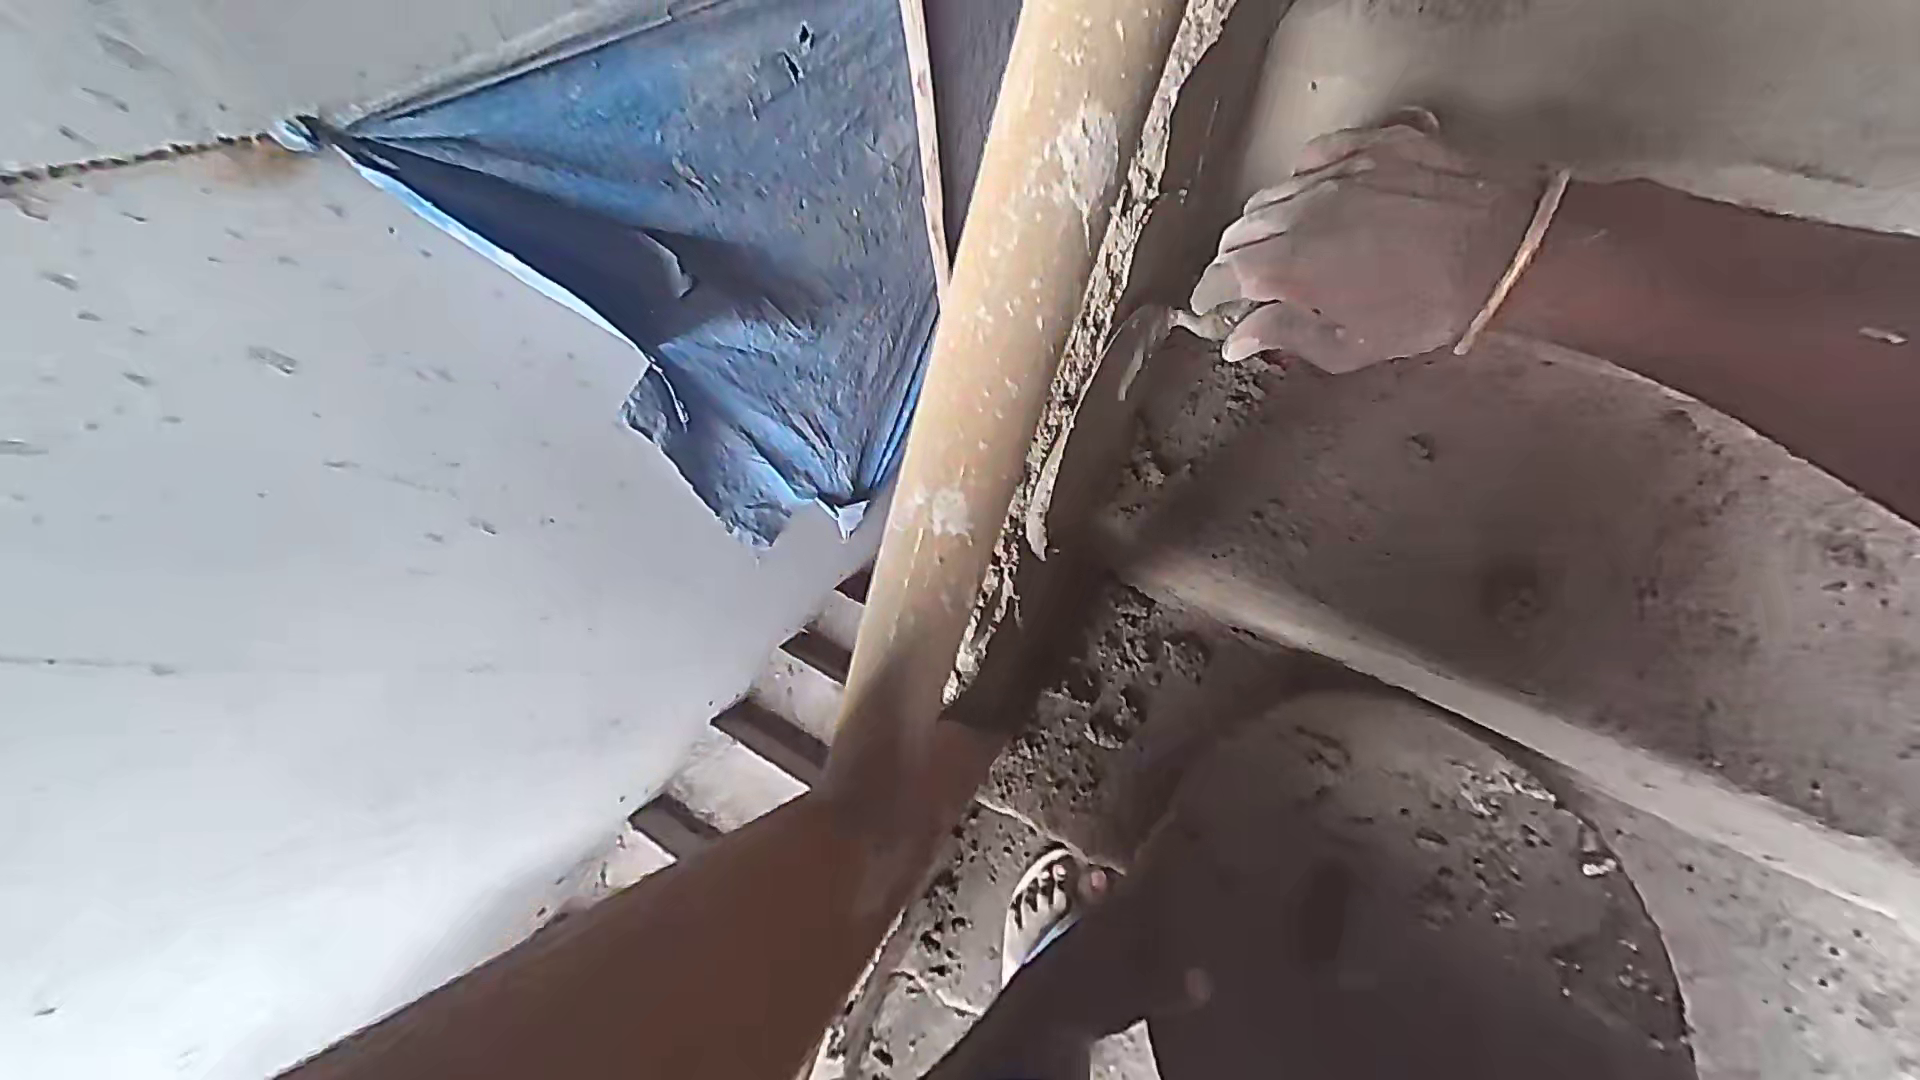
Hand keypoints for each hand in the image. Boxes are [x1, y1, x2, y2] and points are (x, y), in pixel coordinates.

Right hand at [1192, 115, 1551, 372]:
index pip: (1220, 276)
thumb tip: (1235, 340)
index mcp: (1288, 267)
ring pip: (1269, 196)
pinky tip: (1313, 199)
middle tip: (1245, 284)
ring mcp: (1339, 172)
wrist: (1511, 251)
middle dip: (1231, 263)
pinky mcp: (1375, 144)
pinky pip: (1315, 155)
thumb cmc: (1425, 310)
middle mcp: (1302, 214)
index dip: (1207, 295)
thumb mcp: (1345, 348)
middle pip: (1237, 234)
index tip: (1208, 307)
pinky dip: (1302, 180)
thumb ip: (1281, 337)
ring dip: (1261, 225)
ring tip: (1277, 244)